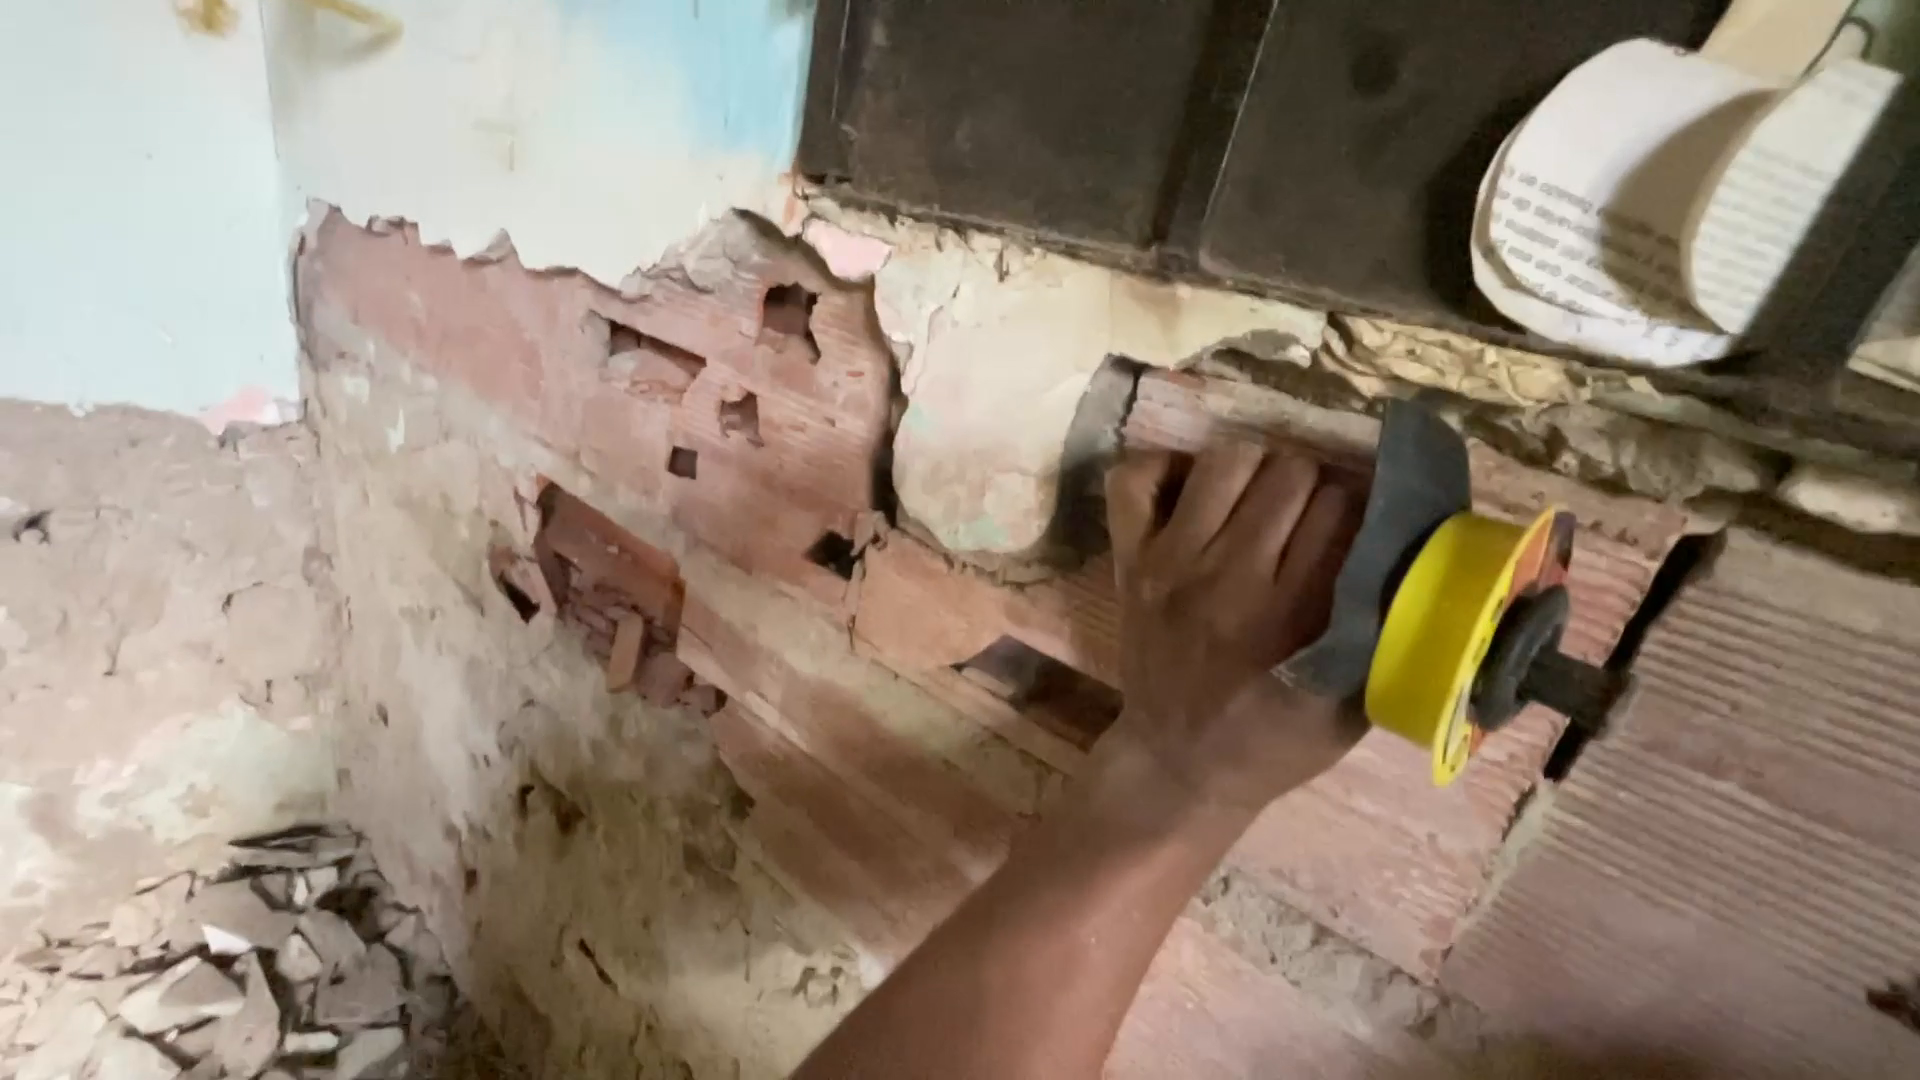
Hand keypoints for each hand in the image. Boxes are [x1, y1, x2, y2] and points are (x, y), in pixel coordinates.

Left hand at [1100, 442, 1369, 814]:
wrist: (1178, 761)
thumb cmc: (1275, 741)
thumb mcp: (1356, 703)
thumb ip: (1392, 629)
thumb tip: (1421, 544)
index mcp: (1296, 615)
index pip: (1344, 506)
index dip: (1362, 504)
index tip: (1361, 520)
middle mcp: (1230, 578)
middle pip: (1290, 474)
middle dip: (1314, 485)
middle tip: (1311, 514)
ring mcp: (1171, 563)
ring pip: (1225, 461)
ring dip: (1255, 469)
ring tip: (1260, 500)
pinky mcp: (1129, 560)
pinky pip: (1134, 478)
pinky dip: (1165, 469)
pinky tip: (1195, 493)